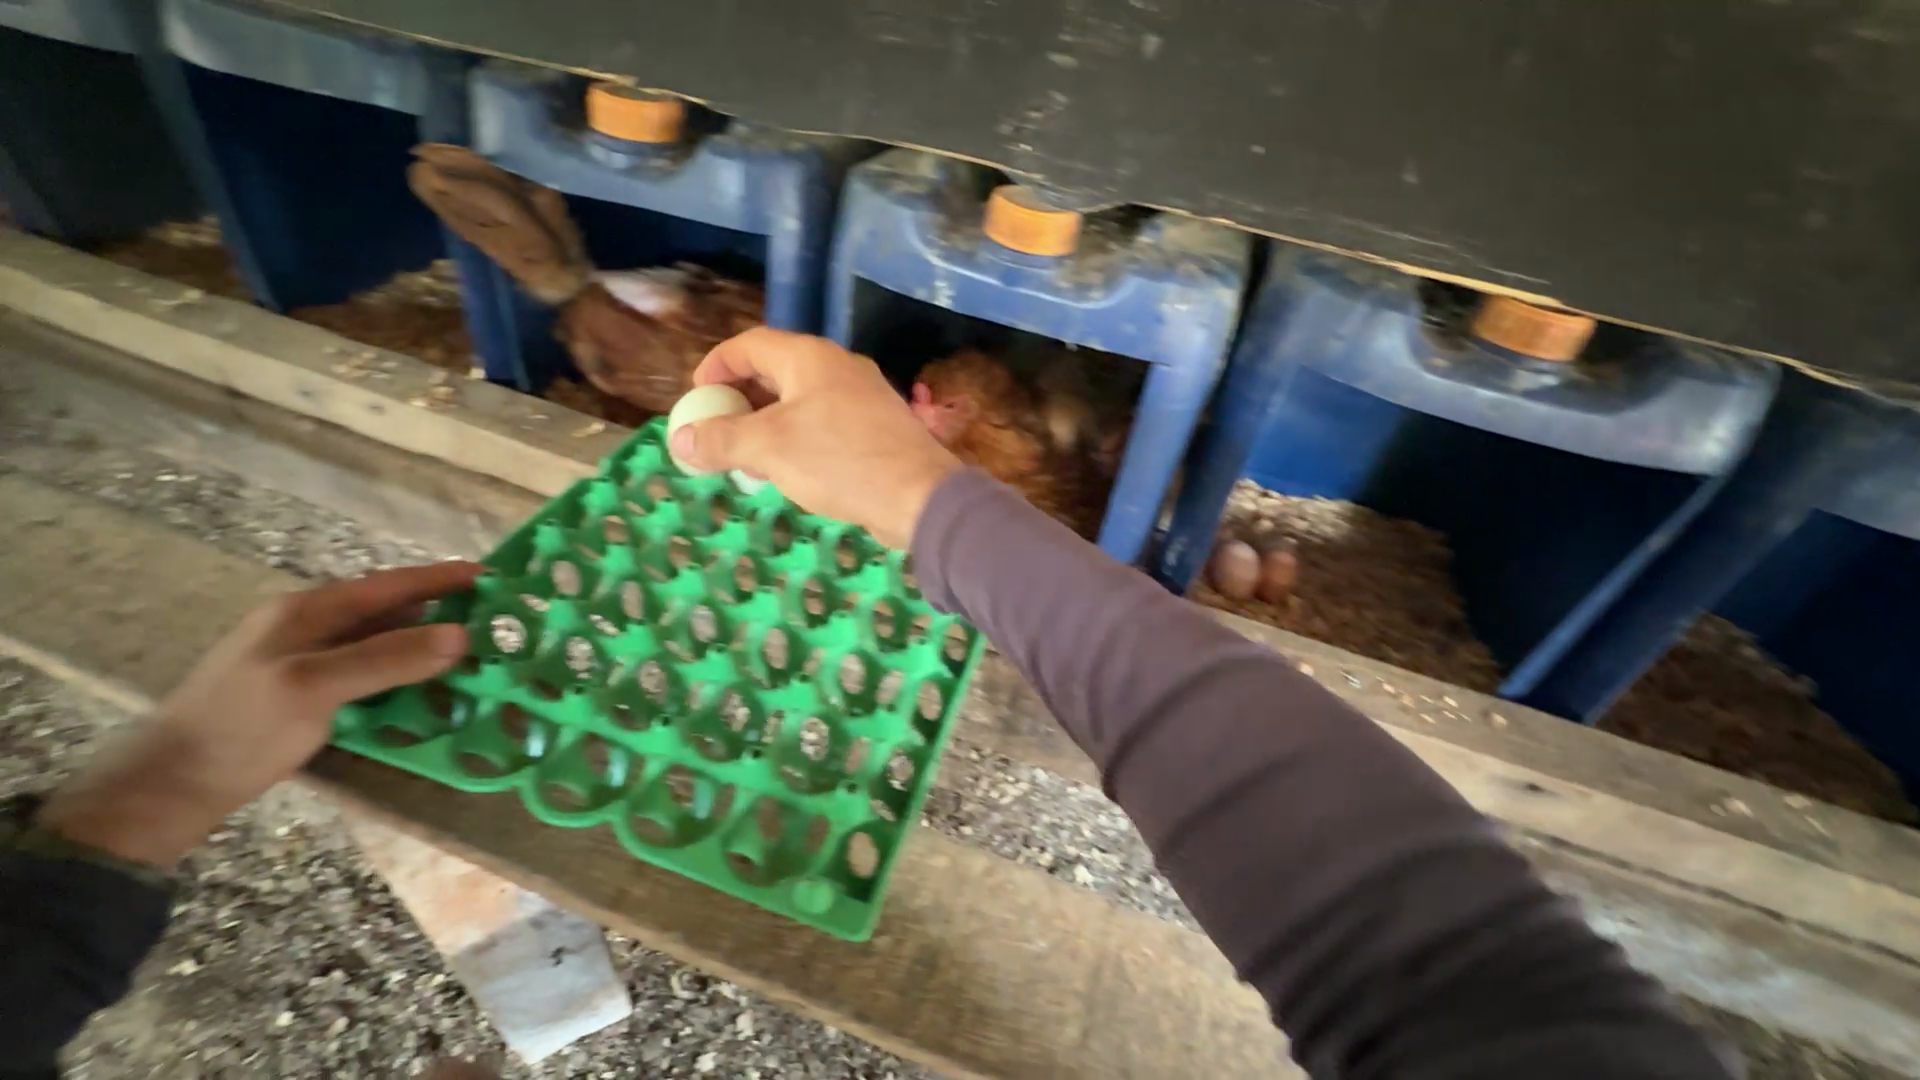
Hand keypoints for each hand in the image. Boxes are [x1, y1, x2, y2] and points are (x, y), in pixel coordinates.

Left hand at [37, 562, 483, 867]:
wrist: (169, 790)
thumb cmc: (240, 729)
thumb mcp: (316, 687)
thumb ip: (389, 657)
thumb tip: (464, 633)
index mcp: (309, 610)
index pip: (392, 583)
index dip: (445, 578)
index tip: (496, 577)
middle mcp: (311, 625)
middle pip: (392, 608)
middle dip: (445, 610)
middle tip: (498, 621)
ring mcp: (309, 657)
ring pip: (385, 639)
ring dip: (430, 642)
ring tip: (478, 652)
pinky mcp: (310, 689)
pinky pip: (374, 668)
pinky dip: (408, 670)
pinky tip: (432, 687)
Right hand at [668, 328, 962, 548]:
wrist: (918, 495)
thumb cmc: (838, 460)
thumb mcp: (769, 449)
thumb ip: (721, 440)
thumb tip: (680, 441)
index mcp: (810, 357)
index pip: (749, 344)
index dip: (716, 367)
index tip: (697, 399)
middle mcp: (838, 367)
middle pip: (775, 371)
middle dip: (740, 401)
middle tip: (718, 433)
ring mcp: (863, 397)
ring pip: (801, 401)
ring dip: (768, 425)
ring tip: (748, 459)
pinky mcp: (878, 428)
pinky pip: (826, 424)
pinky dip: (799, 440)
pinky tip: (791, 472)